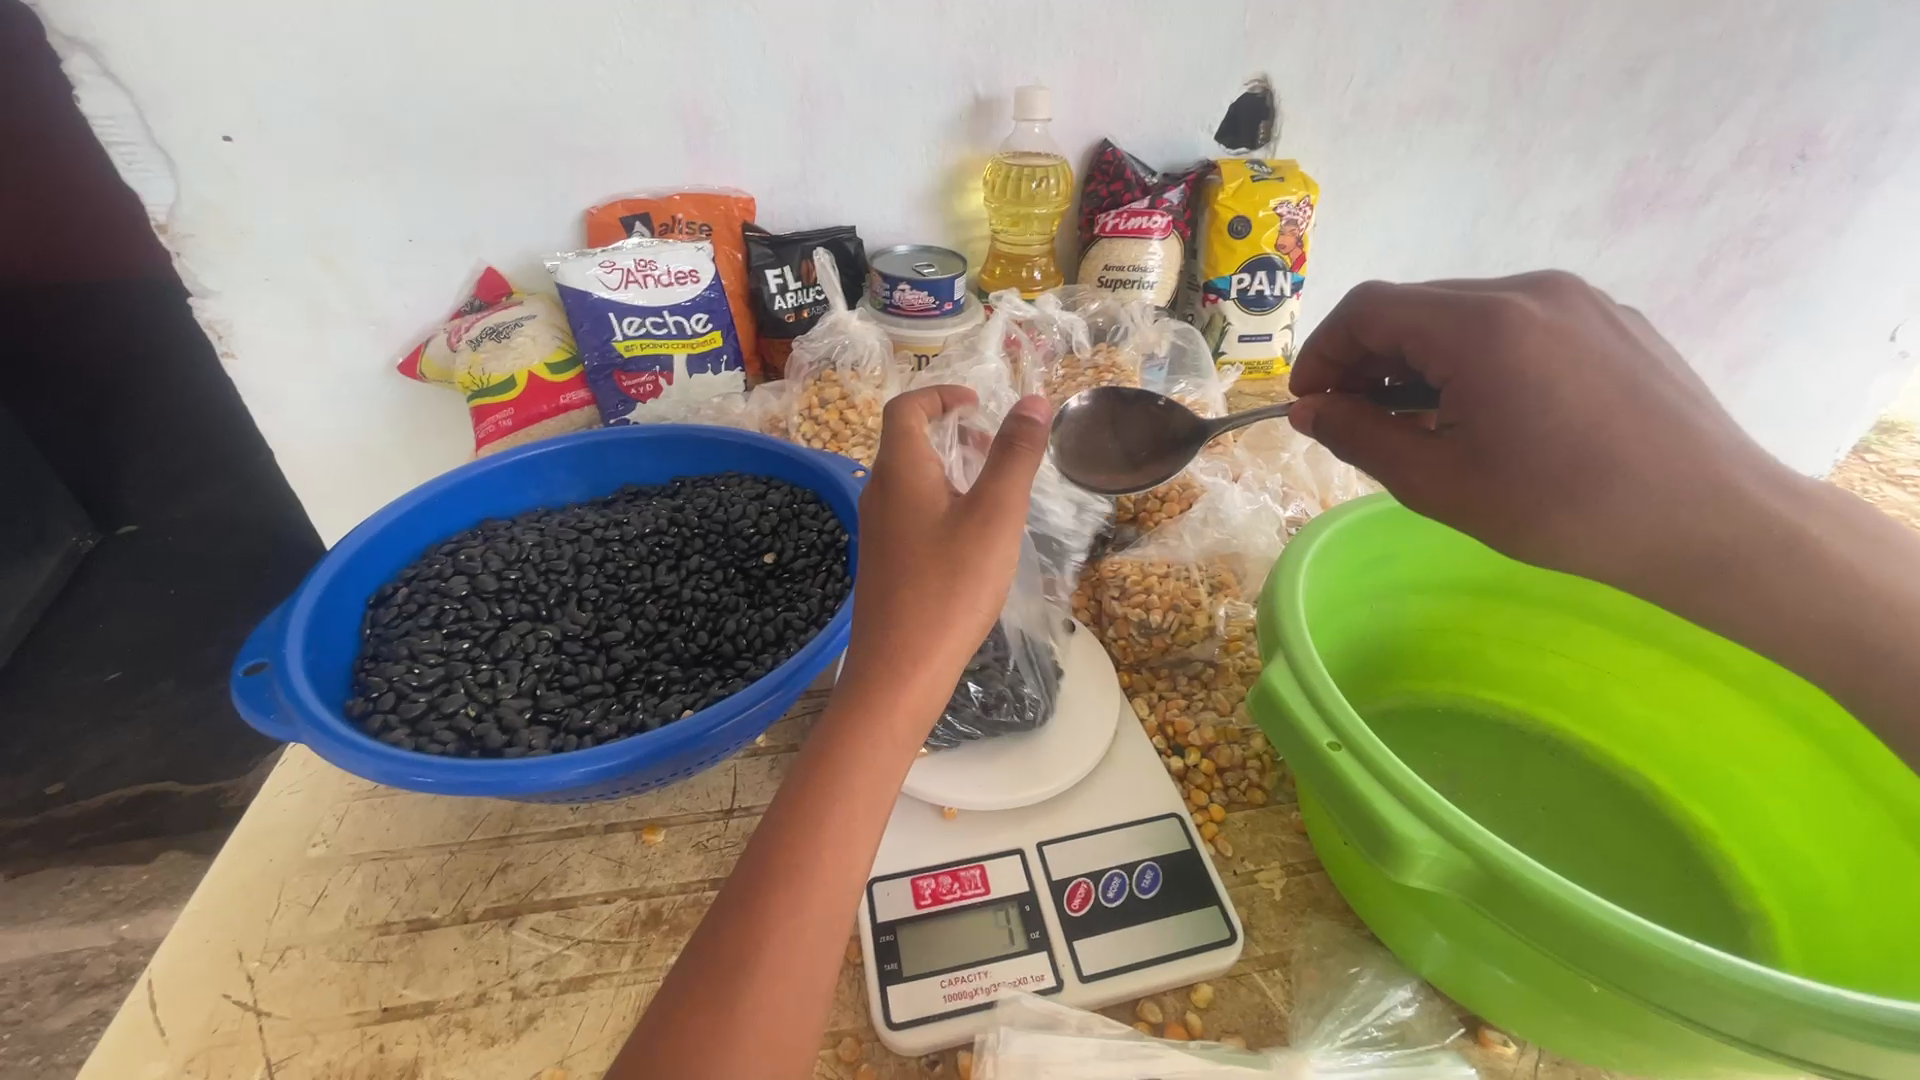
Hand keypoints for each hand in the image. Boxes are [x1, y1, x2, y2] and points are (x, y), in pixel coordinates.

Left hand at [843, 387, 1052, 715]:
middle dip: (953, 433)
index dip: (941, 394)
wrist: (900, 669)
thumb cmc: (950, 586)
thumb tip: (1032, 401)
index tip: (979, 405)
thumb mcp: (995, 515)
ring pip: (911, 480)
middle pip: (907, 442)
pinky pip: (911, 512)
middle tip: (995, 450)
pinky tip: (972, 539)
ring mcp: (878, 530)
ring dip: (950, 470)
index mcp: (899, 471)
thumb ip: (1014, 456)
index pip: (907, 408)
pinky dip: (942, 503)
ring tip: (993, 494)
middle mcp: (879, 493)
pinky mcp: (885, 561)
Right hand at [1287, 271, 1791, 594]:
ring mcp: (1578, 299)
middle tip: (1355, 418)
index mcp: (1481, 325)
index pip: (1368, 309)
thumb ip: (1356, 435)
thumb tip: (1306, 410)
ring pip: (1462, 311)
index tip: (1310, 403)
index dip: (1322, 352)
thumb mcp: (1435, 481)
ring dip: (1417, 357)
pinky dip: (1470, 354)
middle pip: (1413, 305)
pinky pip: (1513, 321)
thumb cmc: (1558, 508)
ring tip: (1418, 418)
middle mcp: (1529, 291)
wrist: (1710, 521)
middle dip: (1366, 357)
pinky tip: (1482, 408)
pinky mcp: (1610, 319)